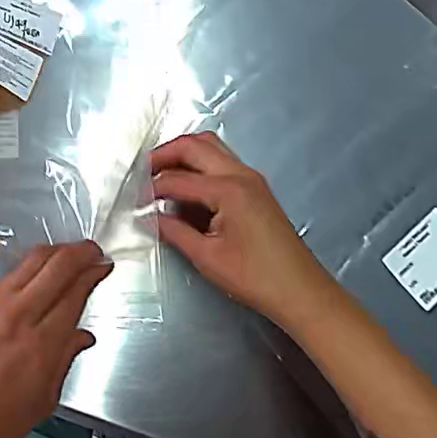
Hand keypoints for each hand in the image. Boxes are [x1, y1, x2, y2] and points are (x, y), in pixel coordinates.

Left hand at [0, 241, 111, 437]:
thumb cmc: (1, 420)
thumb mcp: (47, 398)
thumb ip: (67, 357)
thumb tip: (84, 335)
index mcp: (43, 343)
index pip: (76, 291)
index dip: (94, 273)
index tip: (105, 266)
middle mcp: (22, 314)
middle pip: (59, 264)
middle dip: (82, 252)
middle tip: (95, 252)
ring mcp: (0, 301)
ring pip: (36, 257)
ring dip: (60, 250)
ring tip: (73, 253)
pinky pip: (16, 268)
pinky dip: (37, 261)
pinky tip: (45, 268)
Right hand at [152, 132, 341, 327]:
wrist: (302, 291)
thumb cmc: (255, 278)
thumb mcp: (207, 258)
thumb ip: (174, 231)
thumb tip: (150, 217)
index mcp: (228, 189)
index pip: (178, 179)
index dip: (152, 188)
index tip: (135, 200)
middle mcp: (240, 174)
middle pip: (194, 146)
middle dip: (165, 155)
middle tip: (144, 173)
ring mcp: (251, 177)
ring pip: (210, 147)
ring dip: (183, 154)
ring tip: (162, 174)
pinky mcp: (256, 187)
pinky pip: (221, 160)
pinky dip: (199, 163)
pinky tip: (187, 186)